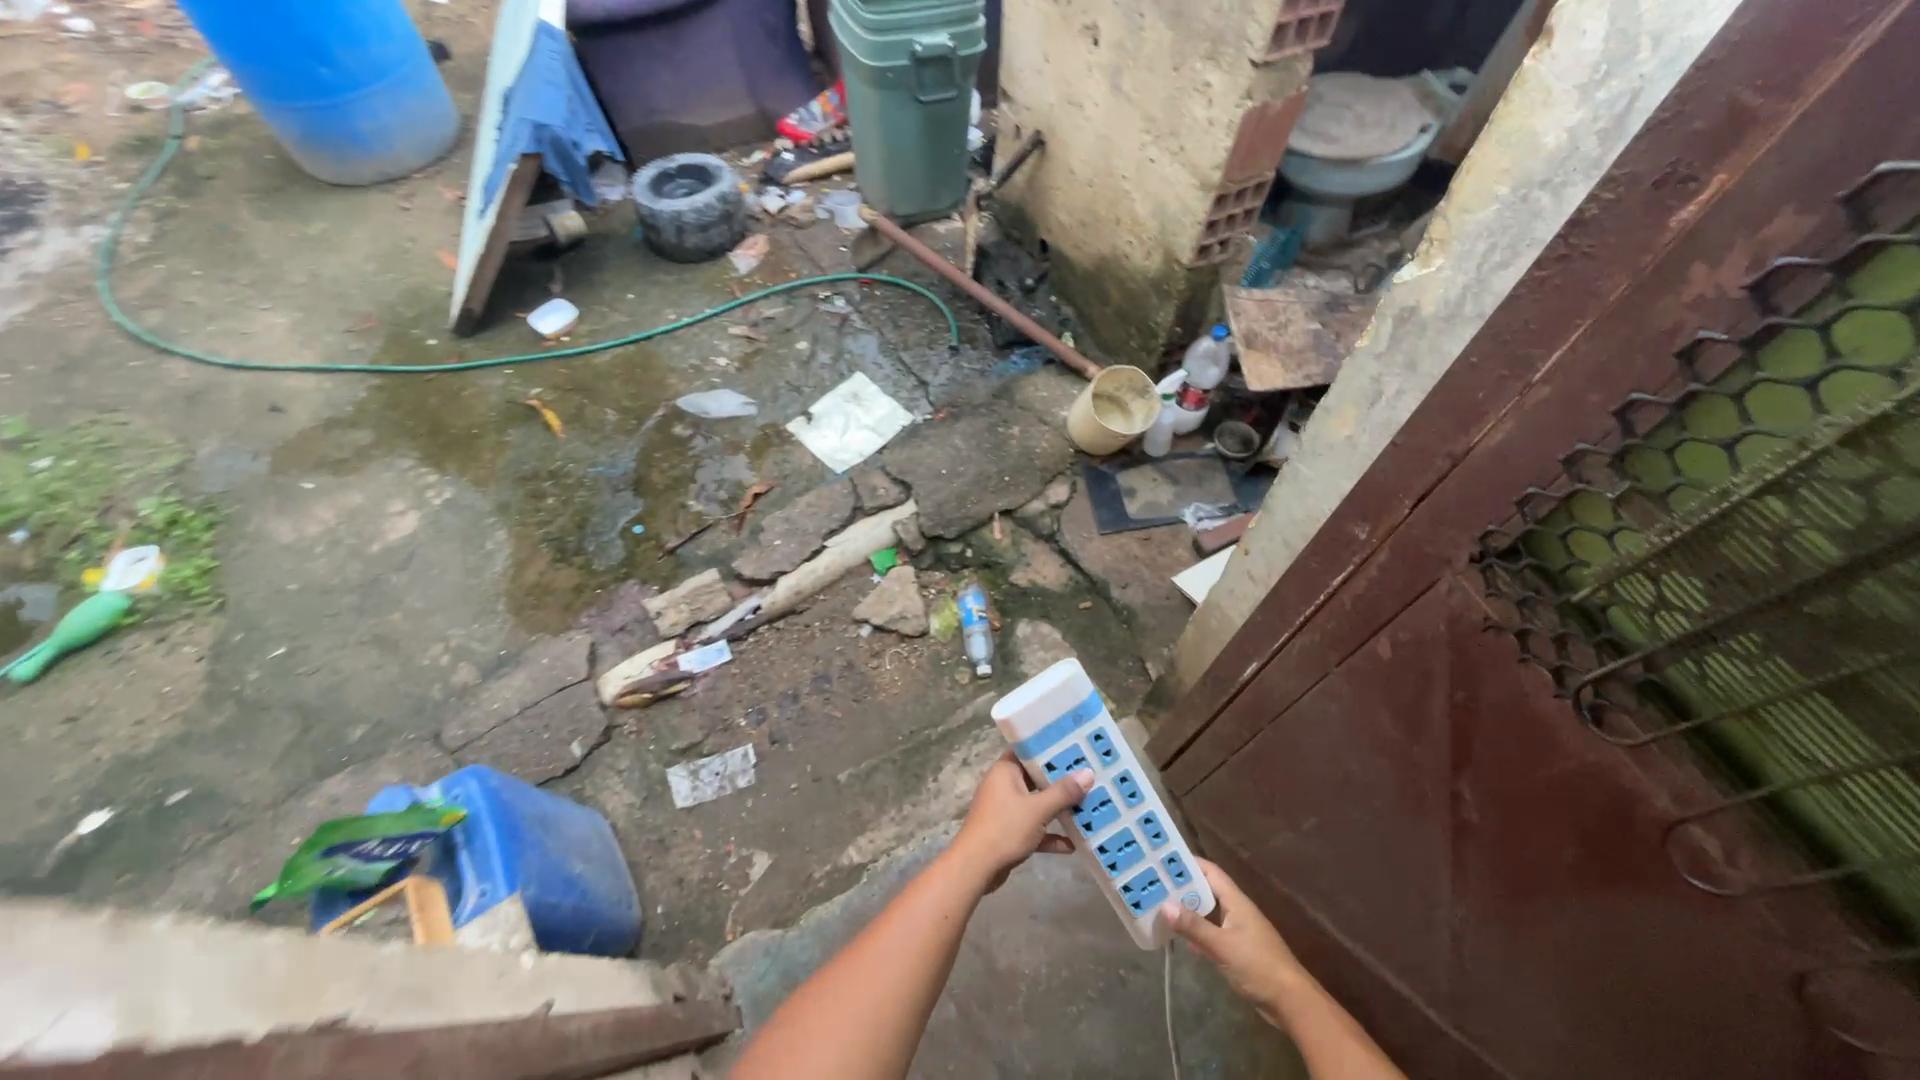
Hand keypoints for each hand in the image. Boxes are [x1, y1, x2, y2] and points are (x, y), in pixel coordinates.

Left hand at [950, 750, 1091, 892]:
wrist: (975, 868)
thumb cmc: (1005, 829)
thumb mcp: (1038, 809)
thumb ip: (1063, 792)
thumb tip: (1088, 773)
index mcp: (1005, 771)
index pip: (1028, 750)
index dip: (1050, 747)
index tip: (1075, 746)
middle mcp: (1003, 786)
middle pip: (1035, 778)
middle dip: (1061, 781)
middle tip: (1089, 776)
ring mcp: (1005, 810)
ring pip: (1036, 805)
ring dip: (1057, 809)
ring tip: (1087, 807)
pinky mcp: (1008, 833)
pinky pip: (1033, 828)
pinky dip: (1049, 835)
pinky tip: (1072, 845)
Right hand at [1160, 857, 1306, 1024]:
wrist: (1291, 1002)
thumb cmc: (1259, 966)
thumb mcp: (1223, 945)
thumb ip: (1194, 926)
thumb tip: (1164, 905)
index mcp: (1236, 902)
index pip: (1210, 872)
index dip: (1188, 863)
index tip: (1162, 859)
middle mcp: (1236, 912)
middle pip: (1206, 891)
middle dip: (1182, 887)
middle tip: (1152, 884)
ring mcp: (1237, 932)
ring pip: (1207, 914)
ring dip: (1187, 911)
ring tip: (1159, 906)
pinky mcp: (1236, 951)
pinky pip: (1211, 934)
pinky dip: (1195, 933)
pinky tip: (1178, 938)